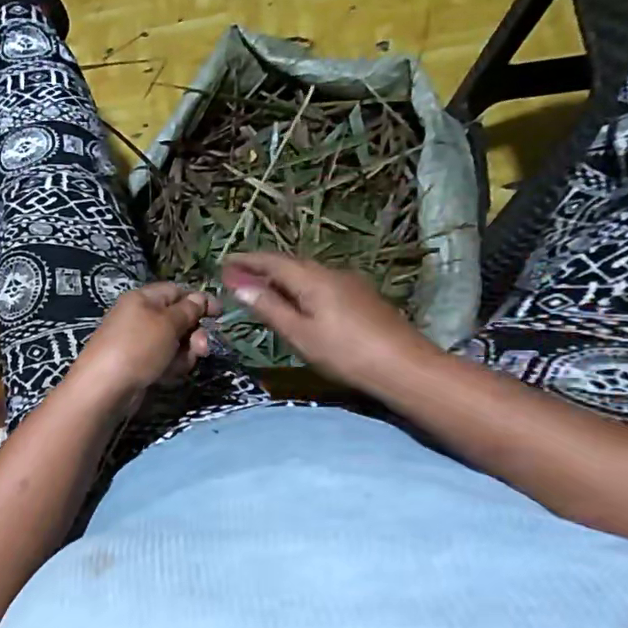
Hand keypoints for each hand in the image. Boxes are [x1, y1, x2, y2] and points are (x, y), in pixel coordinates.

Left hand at [69, 283, 217, 400]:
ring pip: (176, 342)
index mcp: (144, 298)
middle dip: (194, 333)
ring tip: (178, 366)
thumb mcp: (168, 323)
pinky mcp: (141, 363)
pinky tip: (167, 376)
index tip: (219, 314)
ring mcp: (140, 342)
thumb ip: (188, 310)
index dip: (199, 301)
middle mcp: (141, 316)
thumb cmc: (138, 347)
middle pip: (180, 319)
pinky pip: (166, 359)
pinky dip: (171, 366)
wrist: (105, 388)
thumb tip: (201, 298)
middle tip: (201, 349)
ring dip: (185, 353)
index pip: (177, 291)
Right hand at [221, 253, 432, 387]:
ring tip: (263, 291)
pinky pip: (323, 285)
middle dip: (262, 270)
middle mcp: (332, 272)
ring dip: (283, 280)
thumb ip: (270, 308)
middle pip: (291, 265)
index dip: (247, 261)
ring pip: (309, 275)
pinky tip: (300, 303)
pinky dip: (302, 289)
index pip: (272, 261)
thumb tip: (240, 286)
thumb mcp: (300, 334)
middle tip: (238, 279)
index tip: (225, 263)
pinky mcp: (363, 298)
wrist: (403, 365)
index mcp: (312, 278)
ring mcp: (351, 283)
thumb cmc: (345, 353)